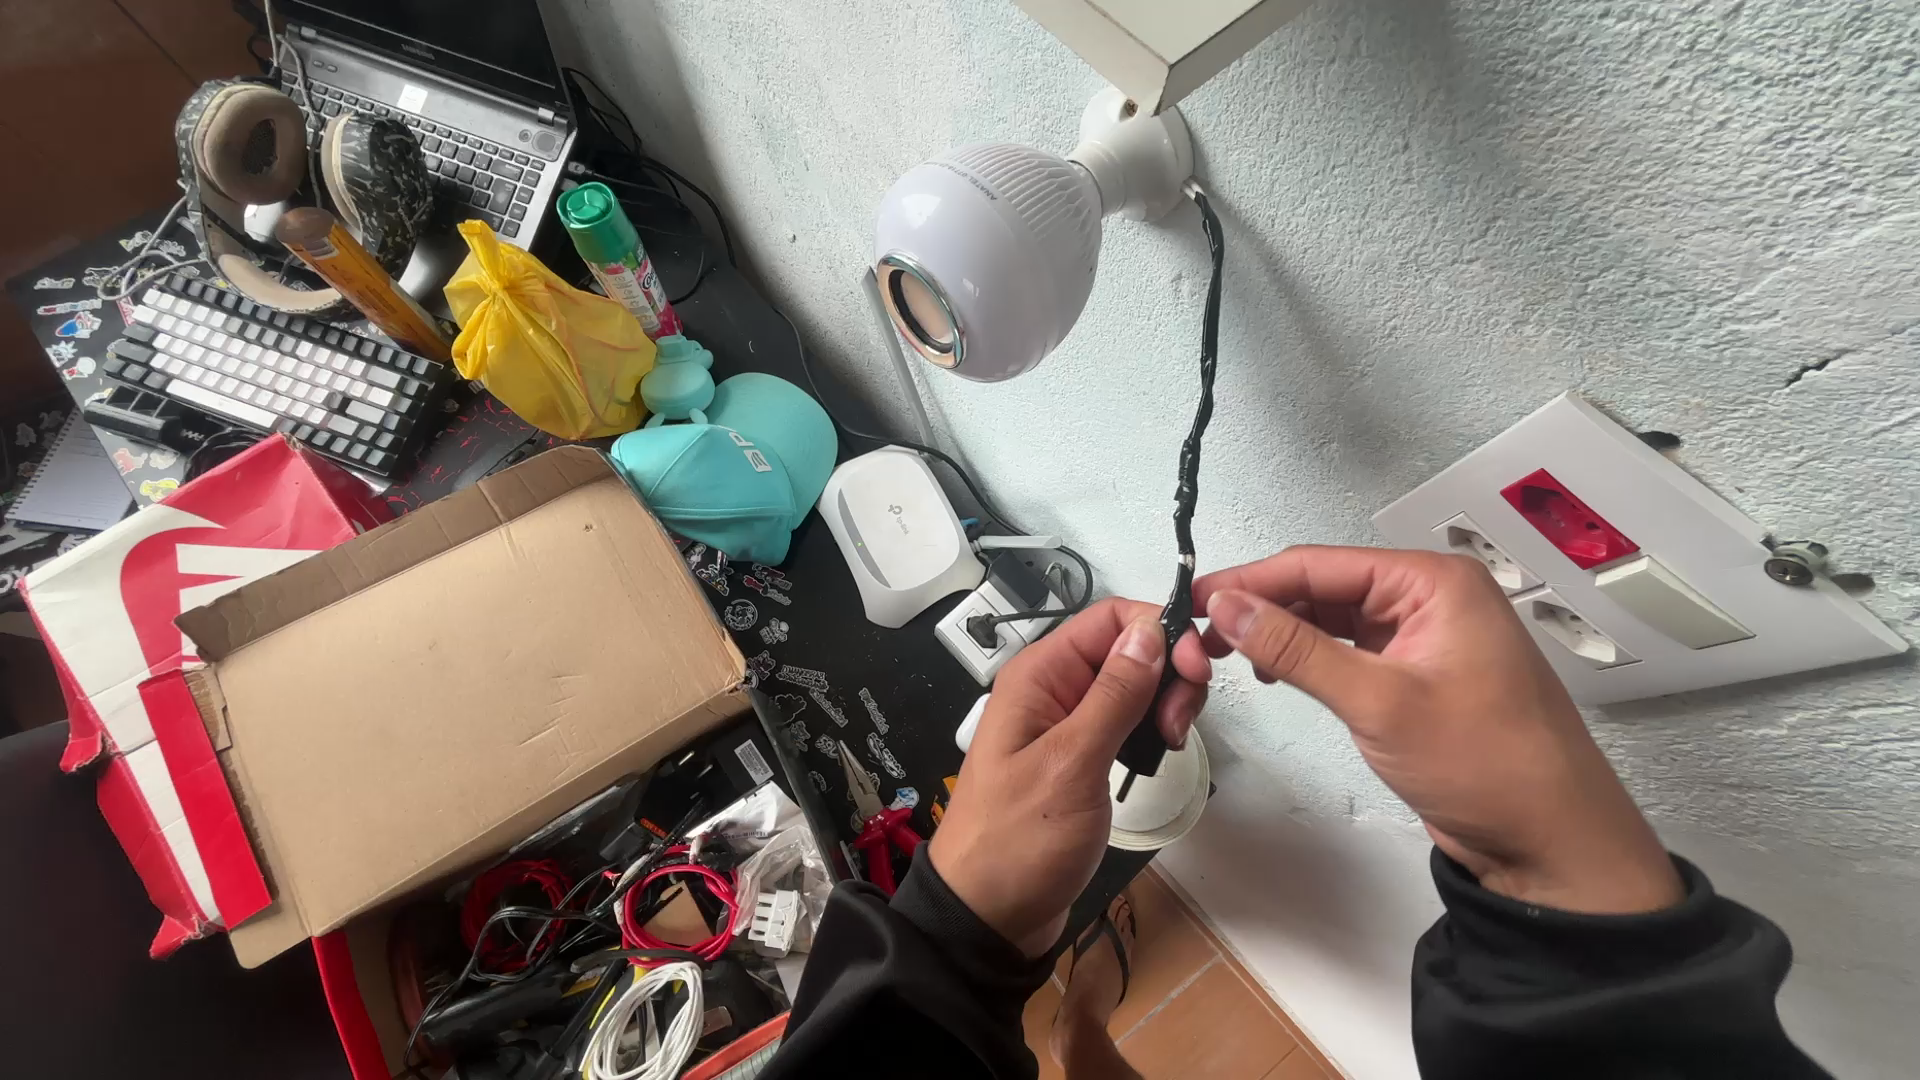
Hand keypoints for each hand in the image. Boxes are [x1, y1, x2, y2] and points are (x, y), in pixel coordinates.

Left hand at [929, 598, 1210, 955]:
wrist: (990, 912)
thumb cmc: (1019, 838)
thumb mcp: (1071, 762)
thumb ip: (1113, 694)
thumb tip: (1149, 630)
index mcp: (1040, 674)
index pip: (1110, 617)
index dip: (1159, 630)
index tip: (1195, 668)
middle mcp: (1053, 687)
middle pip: (1127, 647)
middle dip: (1167, 672)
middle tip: (1179, 725)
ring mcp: (1068, 721)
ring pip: (1132, 683)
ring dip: (1163, 702)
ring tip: (1170, 744)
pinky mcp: (1082, 752)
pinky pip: (1125, 719)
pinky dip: (1150, 728)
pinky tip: (1159, 753)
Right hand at [1194, 546, 1681, 914]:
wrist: (1552, 849)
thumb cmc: (1481, 764)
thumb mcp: (1378, 700)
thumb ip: (1295, 648)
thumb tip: (1223, 605)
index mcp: (1430, 581)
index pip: (1317, 565)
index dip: (1249, 581)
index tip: (1193, 600)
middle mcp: (1423, 595)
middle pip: (1319, 585)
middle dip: (1259, 607)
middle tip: (1201, 634)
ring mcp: (1416, 633)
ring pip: (1325, 615)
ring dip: (1276, 632)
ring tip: (1225, 653)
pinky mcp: (1407, 669)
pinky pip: (1341, 646)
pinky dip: (1301, 655)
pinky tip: (1269, 670)